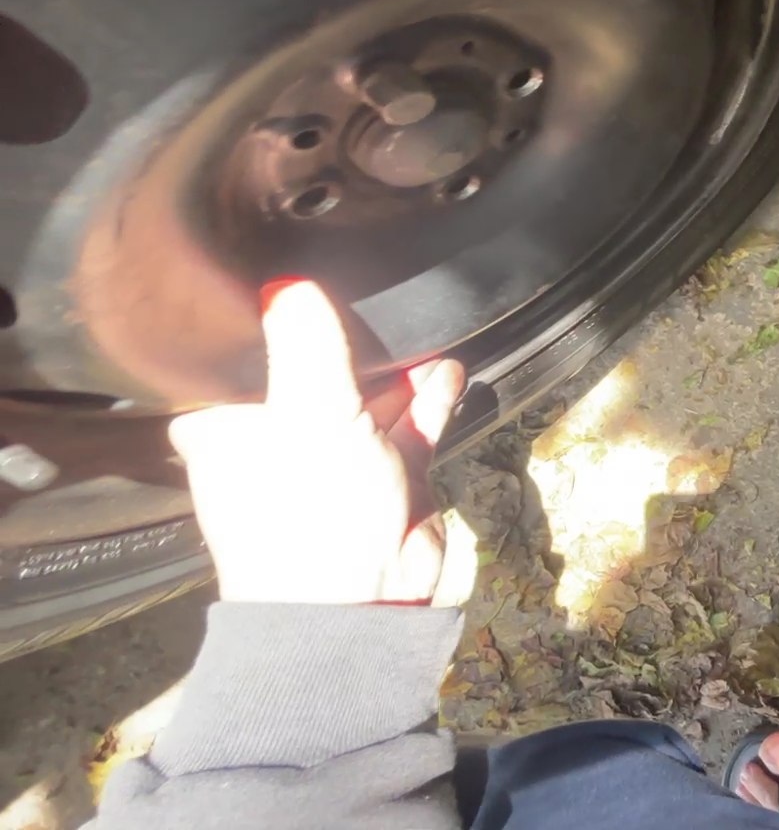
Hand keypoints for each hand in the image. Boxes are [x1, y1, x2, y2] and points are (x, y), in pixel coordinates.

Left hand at [168, 279, 465, 604]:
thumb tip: (285, 283)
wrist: (364, 591)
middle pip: (318, 376)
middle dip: (352, 347)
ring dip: (401, 372)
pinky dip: (431, 397)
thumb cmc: (311, 503)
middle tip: (378, 298)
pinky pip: (414, 421)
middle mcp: (285, 437)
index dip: (270, 329)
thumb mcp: (311, 416)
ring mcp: (344, 454)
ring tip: (426, 332)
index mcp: (233, 430)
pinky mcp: (394, 469)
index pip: (244, 365)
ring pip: (374, 397)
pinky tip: (450, 369)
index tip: (299, 285)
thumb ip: (308, 349)